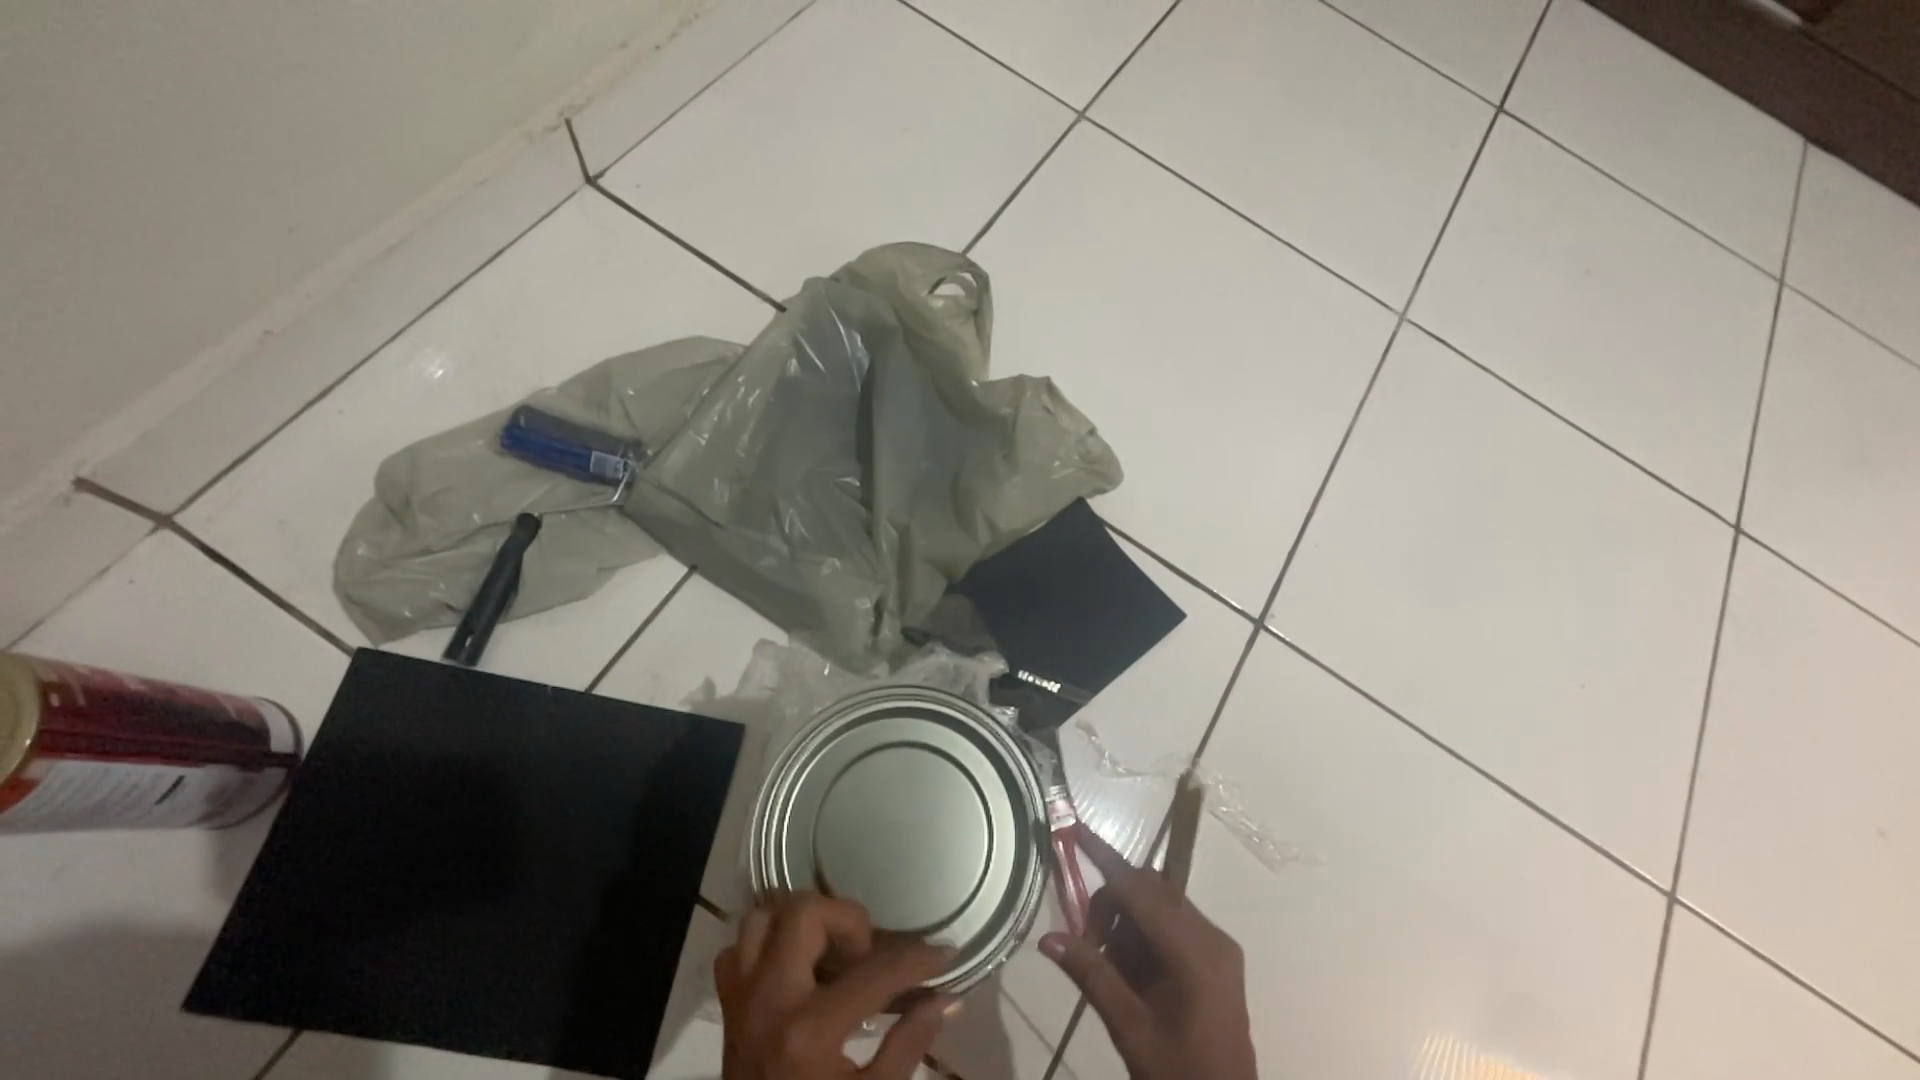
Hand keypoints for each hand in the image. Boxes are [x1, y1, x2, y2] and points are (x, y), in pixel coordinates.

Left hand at [716, 892, 954, 1079]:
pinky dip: (766, 945)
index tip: (944, 953)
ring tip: (830, 953)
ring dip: (801, 925)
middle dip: (847, 921)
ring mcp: (741, 997)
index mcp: (810, 1030)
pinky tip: (794, 969)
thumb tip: (946, 998)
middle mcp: (769, 999)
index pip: (875, 972)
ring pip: (764, 918)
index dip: (919, 959)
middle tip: (866, 956)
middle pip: (805, 913)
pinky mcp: (727, 1004)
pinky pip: (739, 948)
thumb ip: (909, 1044)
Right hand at [1040, 824, 1256, 1079]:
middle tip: (1087, 947)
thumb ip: (1092, 976)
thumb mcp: (1131, 1029)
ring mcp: (1217, 949)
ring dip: (1125, 925)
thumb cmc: (1180, 1073)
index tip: (1077, 830)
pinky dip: (1142, 939)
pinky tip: (1130, 975)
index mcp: (1195, 953)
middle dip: (1111, 907)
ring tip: (1110, 970)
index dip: (1105, 859)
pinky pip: (1170, 928)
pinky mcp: (1215, 961)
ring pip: (1158, 908)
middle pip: (1149, 892)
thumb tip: (1048, 937)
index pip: (1140, 890)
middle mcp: (1212, 938)